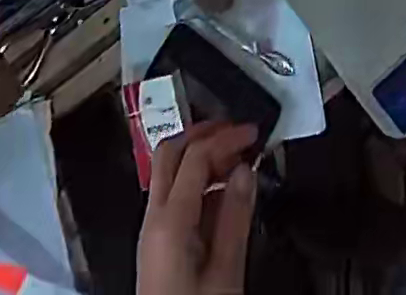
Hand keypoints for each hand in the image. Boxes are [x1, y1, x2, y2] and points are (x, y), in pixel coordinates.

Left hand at [137, 123, 259, 294]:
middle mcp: (153, 219)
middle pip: (170, 153)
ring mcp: (152, 232)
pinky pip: (174, 197)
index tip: (254, 131)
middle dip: (203, 134)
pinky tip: (225, 191)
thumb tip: (245, 169)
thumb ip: (235, 218)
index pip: (195, 157)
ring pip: (169, 172)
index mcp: (169, 222)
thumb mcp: (226, 275)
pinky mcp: (157, 246)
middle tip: (238, 131)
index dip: (225, 137)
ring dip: (201, 156)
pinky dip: (199, 181)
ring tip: (238, 157)